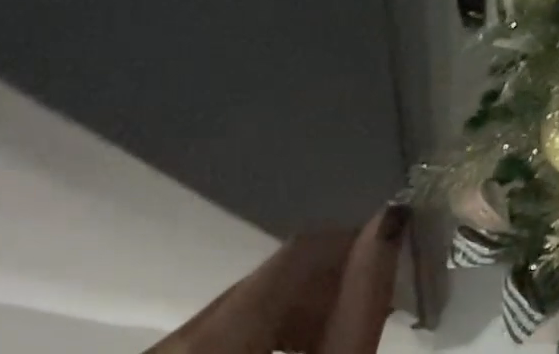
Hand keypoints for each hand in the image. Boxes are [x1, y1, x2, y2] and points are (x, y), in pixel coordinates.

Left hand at [146, 203, 407, 353]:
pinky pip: (221, 333)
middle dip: (329, 283)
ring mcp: (163, 351)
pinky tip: (296, 352)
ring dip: (301, 311)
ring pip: (247, 306)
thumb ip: (361, 302)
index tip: (395, 255)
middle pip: (271, 278)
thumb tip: (391, 218)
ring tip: (338, 334)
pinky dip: (266, 333)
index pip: (297, 250)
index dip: (353, 241)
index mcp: (217, 331)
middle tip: (373, 305)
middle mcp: (177, 332)